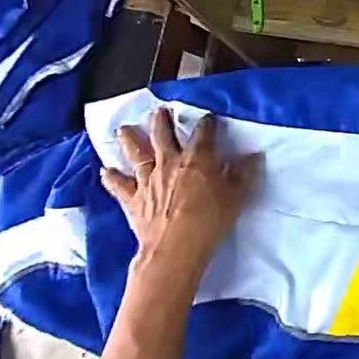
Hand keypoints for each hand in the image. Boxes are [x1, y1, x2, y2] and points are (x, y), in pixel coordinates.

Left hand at [102, 109, 257, 289]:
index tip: (209, 118)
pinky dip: (112, 177)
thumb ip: (244, 173)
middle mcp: (169, 163)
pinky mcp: (133, 198)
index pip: (203, 134)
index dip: (207, 124)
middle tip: (159, 111)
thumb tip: (251, 156)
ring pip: (136, 154)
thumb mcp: (238, 195)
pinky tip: (106, 171)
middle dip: (162, 122)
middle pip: (163, 136)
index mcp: (198, 160)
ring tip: (125, 129)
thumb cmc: (212, 219)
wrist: (175, 247)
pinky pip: (119, 185)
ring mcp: (147, 180)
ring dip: (131, 140)